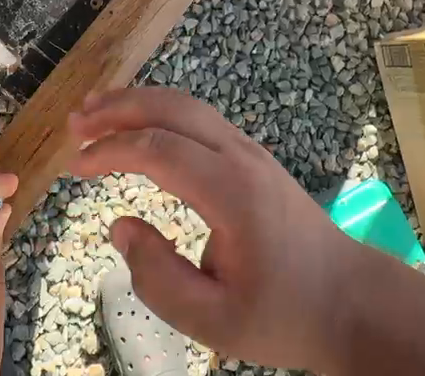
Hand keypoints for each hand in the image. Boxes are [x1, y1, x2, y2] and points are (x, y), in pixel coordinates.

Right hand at [69, 88, 377, 372]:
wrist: (349, 298)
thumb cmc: (284, 313)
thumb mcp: (214, 320)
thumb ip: (157, 278)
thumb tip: (120, 226)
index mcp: (232, 190)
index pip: (160, 148)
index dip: (111, 150)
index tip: (74, 166)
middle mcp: (241, 156)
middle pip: (173, 108)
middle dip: (119, 108)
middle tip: (75, 121)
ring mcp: (249, 149)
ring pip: (187, 105)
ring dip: (138, 103)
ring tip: (95, 112)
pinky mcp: (251, 155)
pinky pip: (199, 118)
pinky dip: (160, 113)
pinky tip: (138, 126)